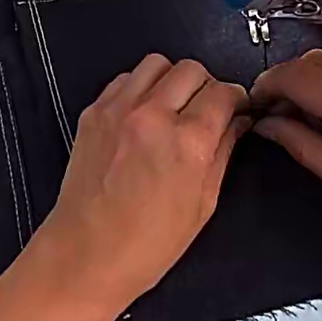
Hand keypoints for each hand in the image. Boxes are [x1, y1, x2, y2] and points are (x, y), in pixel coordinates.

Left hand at [28, 54, 249, 310]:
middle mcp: (154, 116)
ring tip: (172, 106)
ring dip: (172, 80)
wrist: (84, 257)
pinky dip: (141, 88)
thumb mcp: (203, 203)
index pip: (223, 92)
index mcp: (188, 142)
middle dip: (206, 86)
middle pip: (192, 69)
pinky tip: (142, 114)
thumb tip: (238, 120)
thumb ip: (224, 151)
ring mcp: (120, 109)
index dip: (235, 99)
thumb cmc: (149, 243)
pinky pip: (127, 78)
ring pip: (158, 63)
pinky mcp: (94, 111)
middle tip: (204, 109)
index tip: (235, 107)